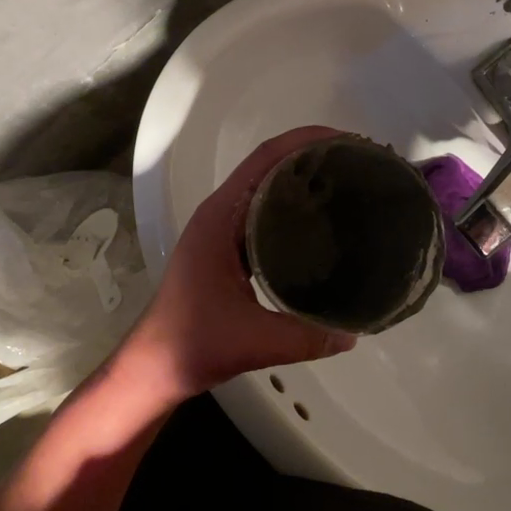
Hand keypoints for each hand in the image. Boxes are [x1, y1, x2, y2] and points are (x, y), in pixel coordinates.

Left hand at [127, 126, 357, 397]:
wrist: (152, 369)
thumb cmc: (191, 345)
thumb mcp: (251, 341)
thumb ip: (303, 337)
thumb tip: (353, 332)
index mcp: (221, 217)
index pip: (264, 159)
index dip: (304, 141)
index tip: (346, 141)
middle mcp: (221, 213)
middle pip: (269, 164)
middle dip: (312, 156)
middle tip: (357, 164)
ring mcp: (223, 228)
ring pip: (267, 186)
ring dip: (303, 178)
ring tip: (349, 184)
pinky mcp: (228, 246)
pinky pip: (266, 210)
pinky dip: (294, 204)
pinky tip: (323, 221)